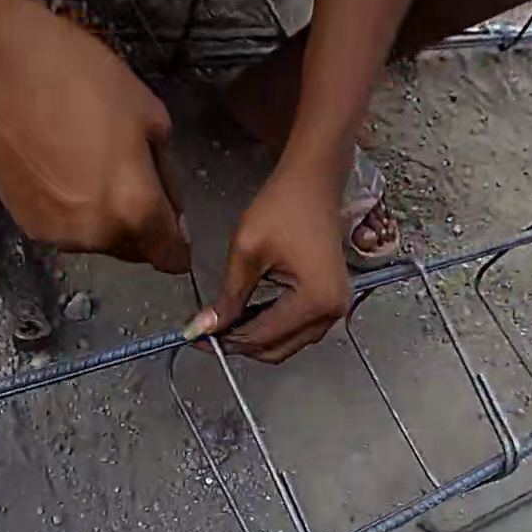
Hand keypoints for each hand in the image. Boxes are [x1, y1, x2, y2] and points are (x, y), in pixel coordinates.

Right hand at [0, 0, 188, 273]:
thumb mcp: (150, 115)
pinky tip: (62, 172)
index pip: (171, 258)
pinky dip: (76, 214)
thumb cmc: (76, 76)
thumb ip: (169, 175)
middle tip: (129, 176)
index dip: (178, 242)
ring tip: (90, 167)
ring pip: (104, 242)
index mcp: (136, 210)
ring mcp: (62, 236)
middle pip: (138, 251)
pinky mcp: (29, 228)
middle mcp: (101, 235)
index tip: (172, 220)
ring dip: (108, 220)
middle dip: (144, 226)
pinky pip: (71, 231)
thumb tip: (173, 210)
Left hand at [186, 159, 351, 362]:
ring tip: (223, 325)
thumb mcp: (247, 252)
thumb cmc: (284, 207)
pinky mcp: (330, 302)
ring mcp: (335, 309)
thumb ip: (228, 297)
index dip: (227, 340)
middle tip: (207, 333)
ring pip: (287, 344)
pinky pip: (297, 330)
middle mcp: (331, 312)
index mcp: (315, 301)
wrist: (314, 182)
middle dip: (241, 345)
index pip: (263, 337)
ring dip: (256, 339)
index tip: (196, 338)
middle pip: (277, 350)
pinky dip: (271, 328)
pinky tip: (246, 316)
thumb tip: (202, 329)